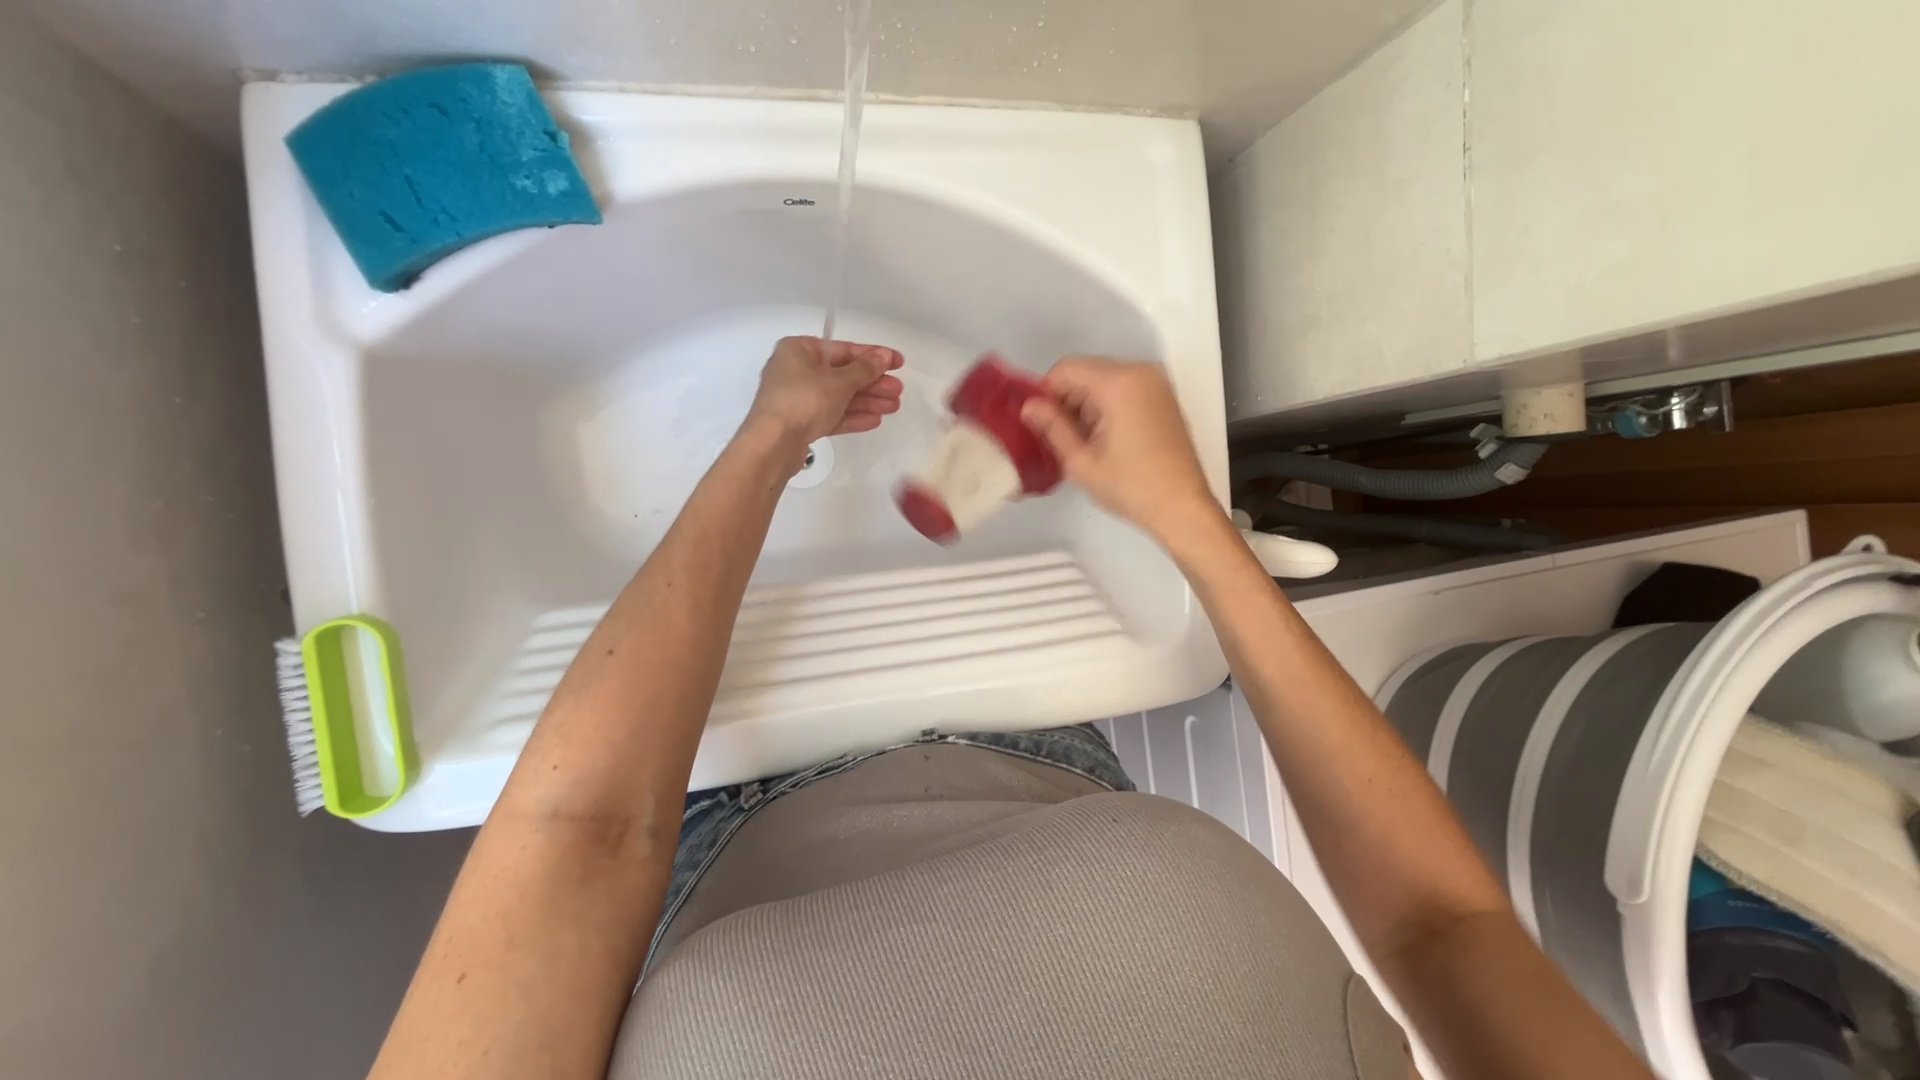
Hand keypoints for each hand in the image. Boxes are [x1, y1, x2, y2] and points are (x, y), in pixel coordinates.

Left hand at [743, 336, 903, 448]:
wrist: (773, 443)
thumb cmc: (803, 400)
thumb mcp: (839, 382)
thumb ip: (865, 369)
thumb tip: (884, 356)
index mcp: (799, 350)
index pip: (843, 349)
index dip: (873, 356)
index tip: (897, 362)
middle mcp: (796, 371)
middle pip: (842, 375)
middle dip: (872, 384)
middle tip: (898, 390)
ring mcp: (797, 399)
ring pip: (838, 397)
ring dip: (867, 401)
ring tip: (893, 407)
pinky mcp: (800, 423)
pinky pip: (830, 415)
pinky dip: (851, 416)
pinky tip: (874, 420)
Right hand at [1019, 357, 1216, 538]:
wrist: (1183, 507)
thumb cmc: (1133, 487)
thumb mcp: (1082, 461)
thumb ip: (1052, 427)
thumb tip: (1028, 407)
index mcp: (1119, 383)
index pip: (1066, 369)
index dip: (1045, 393)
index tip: (1038, 422)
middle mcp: (1140, 372)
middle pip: (1085, 371)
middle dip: (1066, 400)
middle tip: (1058, 438)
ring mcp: (1155, 383)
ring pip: (1102, 380)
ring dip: (1085, 404)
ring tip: (1083, 443)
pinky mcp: (1162, 396)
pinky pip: (1121, 389)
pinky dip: (1105, 406)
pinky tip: (1103, 439)